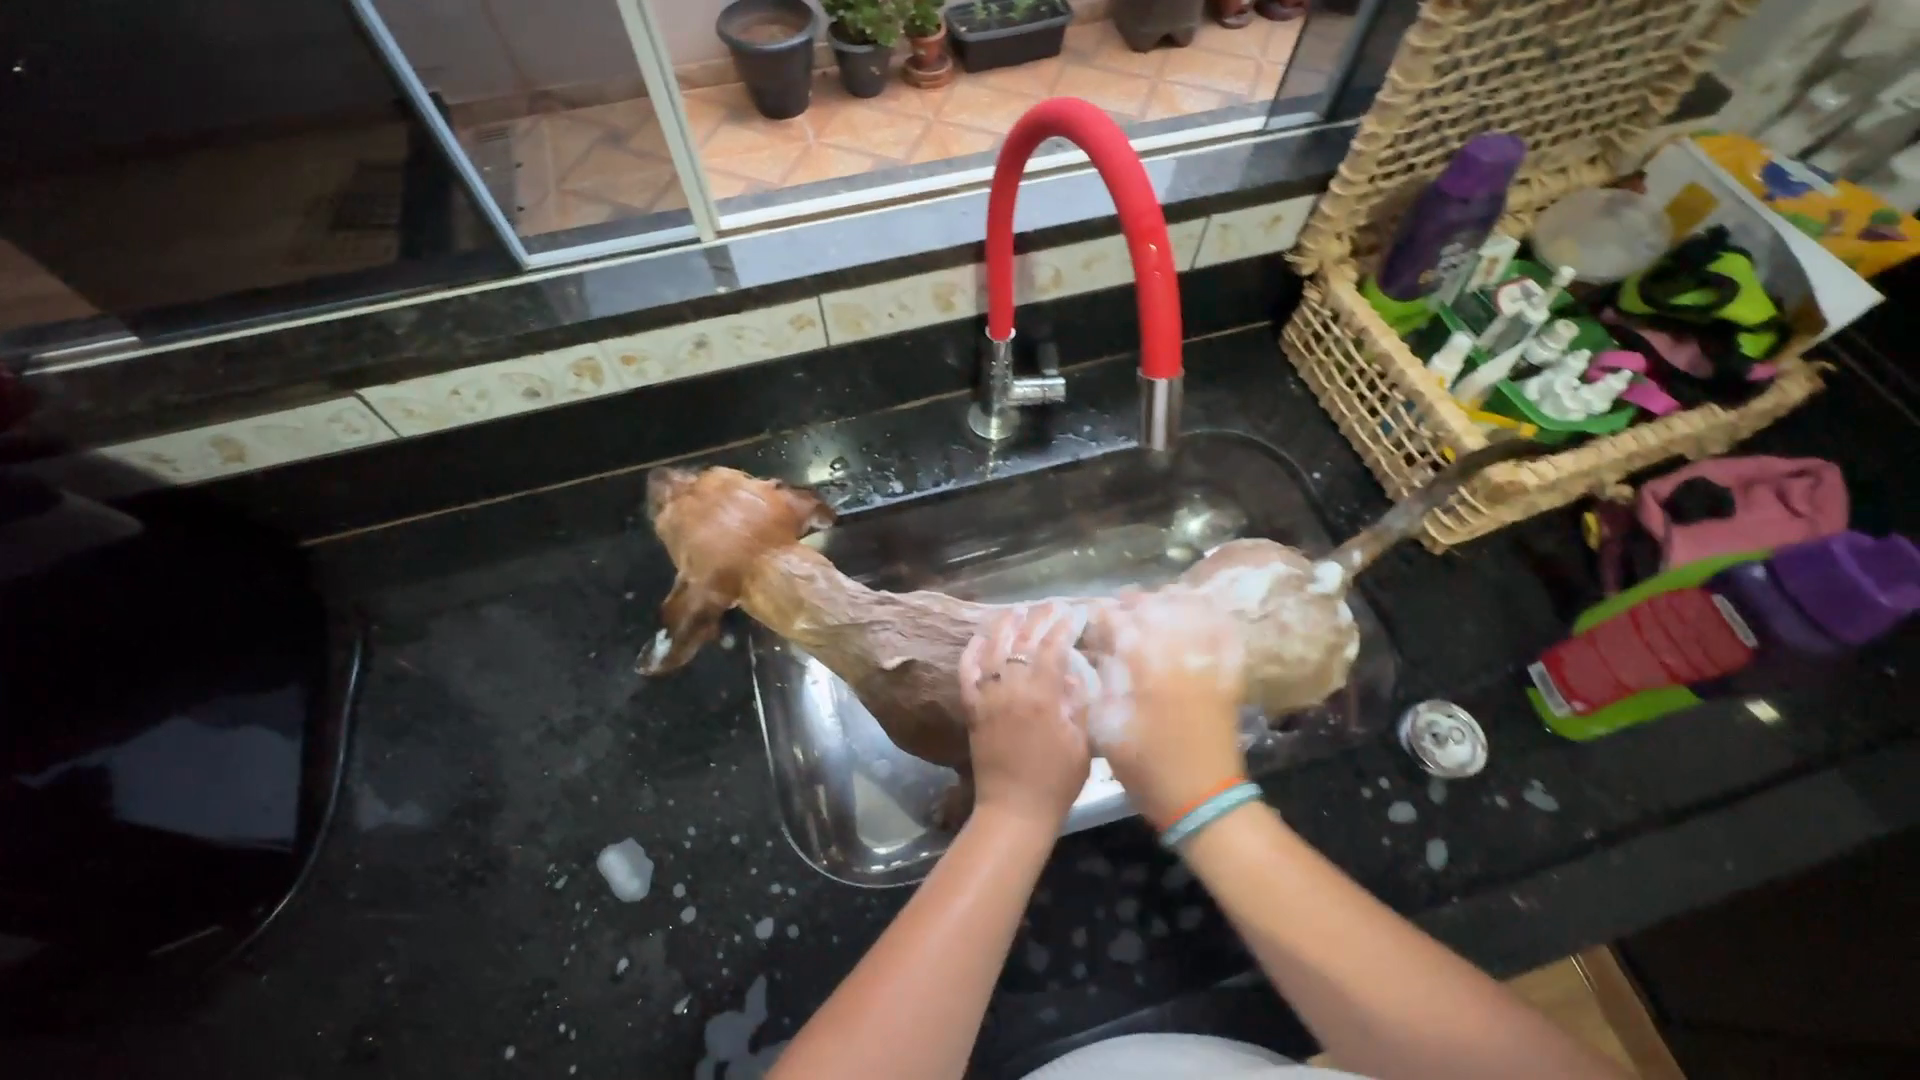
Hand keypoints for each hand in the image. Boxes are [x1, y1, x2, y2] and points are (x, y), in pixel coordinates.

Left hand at [958, 601, 1093, 826]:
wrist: (1014, 810)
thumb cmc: (1056, 780)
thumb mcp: (1082, 743)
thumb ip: (1079, 703)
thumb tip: (1073, 673)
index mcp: (1044, 696)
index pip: (1054, 648)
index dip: (1066, 627)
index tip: (1076, 613)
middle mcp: (1012, 689)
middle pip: (1024, 641)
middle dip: (1039, 618)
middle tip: (1052, 604)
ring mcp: (988, 697)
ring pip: (993, 649)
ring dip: (1006, 625)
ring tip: (1017, 609)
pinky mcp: (972, 709)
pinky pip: (967, 673)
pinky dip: (972, 652)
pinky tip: (979, 637)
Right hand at [1082, 592, 1247, 828]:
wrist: (1202, 800)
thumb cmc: (1146, 769)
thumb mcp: (1107, 730)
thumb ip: (1099, 688)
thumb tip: (1094, 660)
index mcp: (1144, 671)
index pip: (1120, 624)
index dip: (1104, 616)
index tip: (1093, 614)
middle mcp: (1177, 658)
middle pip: (1157, 611)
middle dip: (1136, 603)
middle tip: (1122, 605)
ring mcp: (1208, 666)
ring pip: (1193, 616)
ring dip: (1172, 603)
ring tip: (1158, 601)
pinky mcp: (1227, 680)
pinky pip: (1227, 639)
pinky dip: (1215, 621)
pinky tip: (1203, 613)